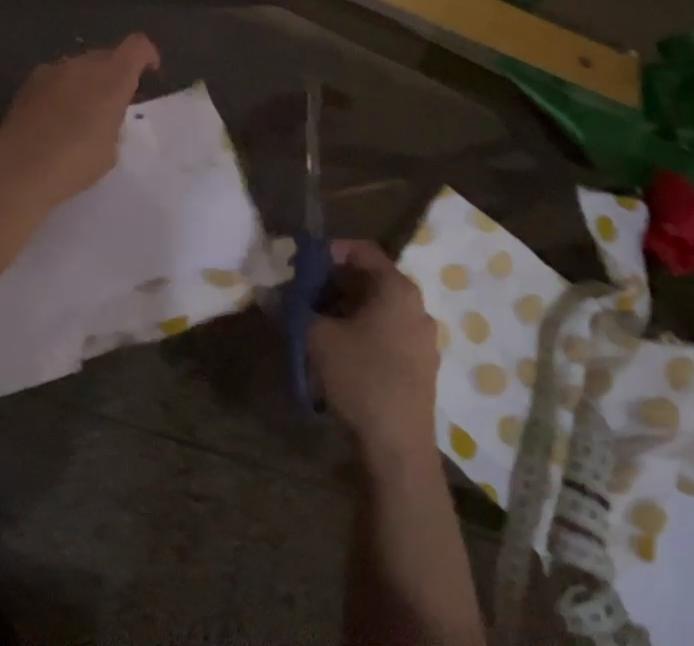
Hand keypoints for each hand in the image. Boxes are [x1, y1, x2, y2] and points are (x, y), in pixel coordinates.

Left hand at [0, 34, 159, 208]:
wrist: (19, 169)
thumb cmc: (75, 163)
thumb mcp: (110, 149)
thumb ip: (113, 122)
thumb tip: (103, 115)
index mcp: (112, 77)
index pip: (136, 47)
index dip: (146, 55)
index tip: (149, 70)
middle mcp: (82, 65)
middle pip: (105, 56)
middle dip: (113, 73)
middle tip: (113, 103)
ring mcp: (51, 71)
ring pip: (77, 68)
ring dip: (85, 83)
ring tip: (81, 114)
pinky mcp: (27, 84)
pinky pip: (54, 80)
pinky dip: (61, 92)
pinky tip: (55, 119)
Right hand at [308, 241, 439, 458]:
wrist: (397, 444)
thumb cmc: (360, 377)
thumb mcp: (315, 337)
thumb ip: (293, 308)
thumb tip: (271, 293)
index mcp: (397, 289)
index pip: (362, 250)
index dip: (327, 251)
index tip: (298, 265)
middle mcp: (416, 307)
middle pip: (370, 278)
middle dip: (331, 283)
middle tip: (298, 295)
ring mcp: (421, 337)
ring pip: (376, 307)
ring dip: (342, 308)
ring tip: (312, 324)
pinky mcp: (418, 364)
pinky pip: (385, 332)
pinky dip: (358, 330)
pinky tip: (335, 350)